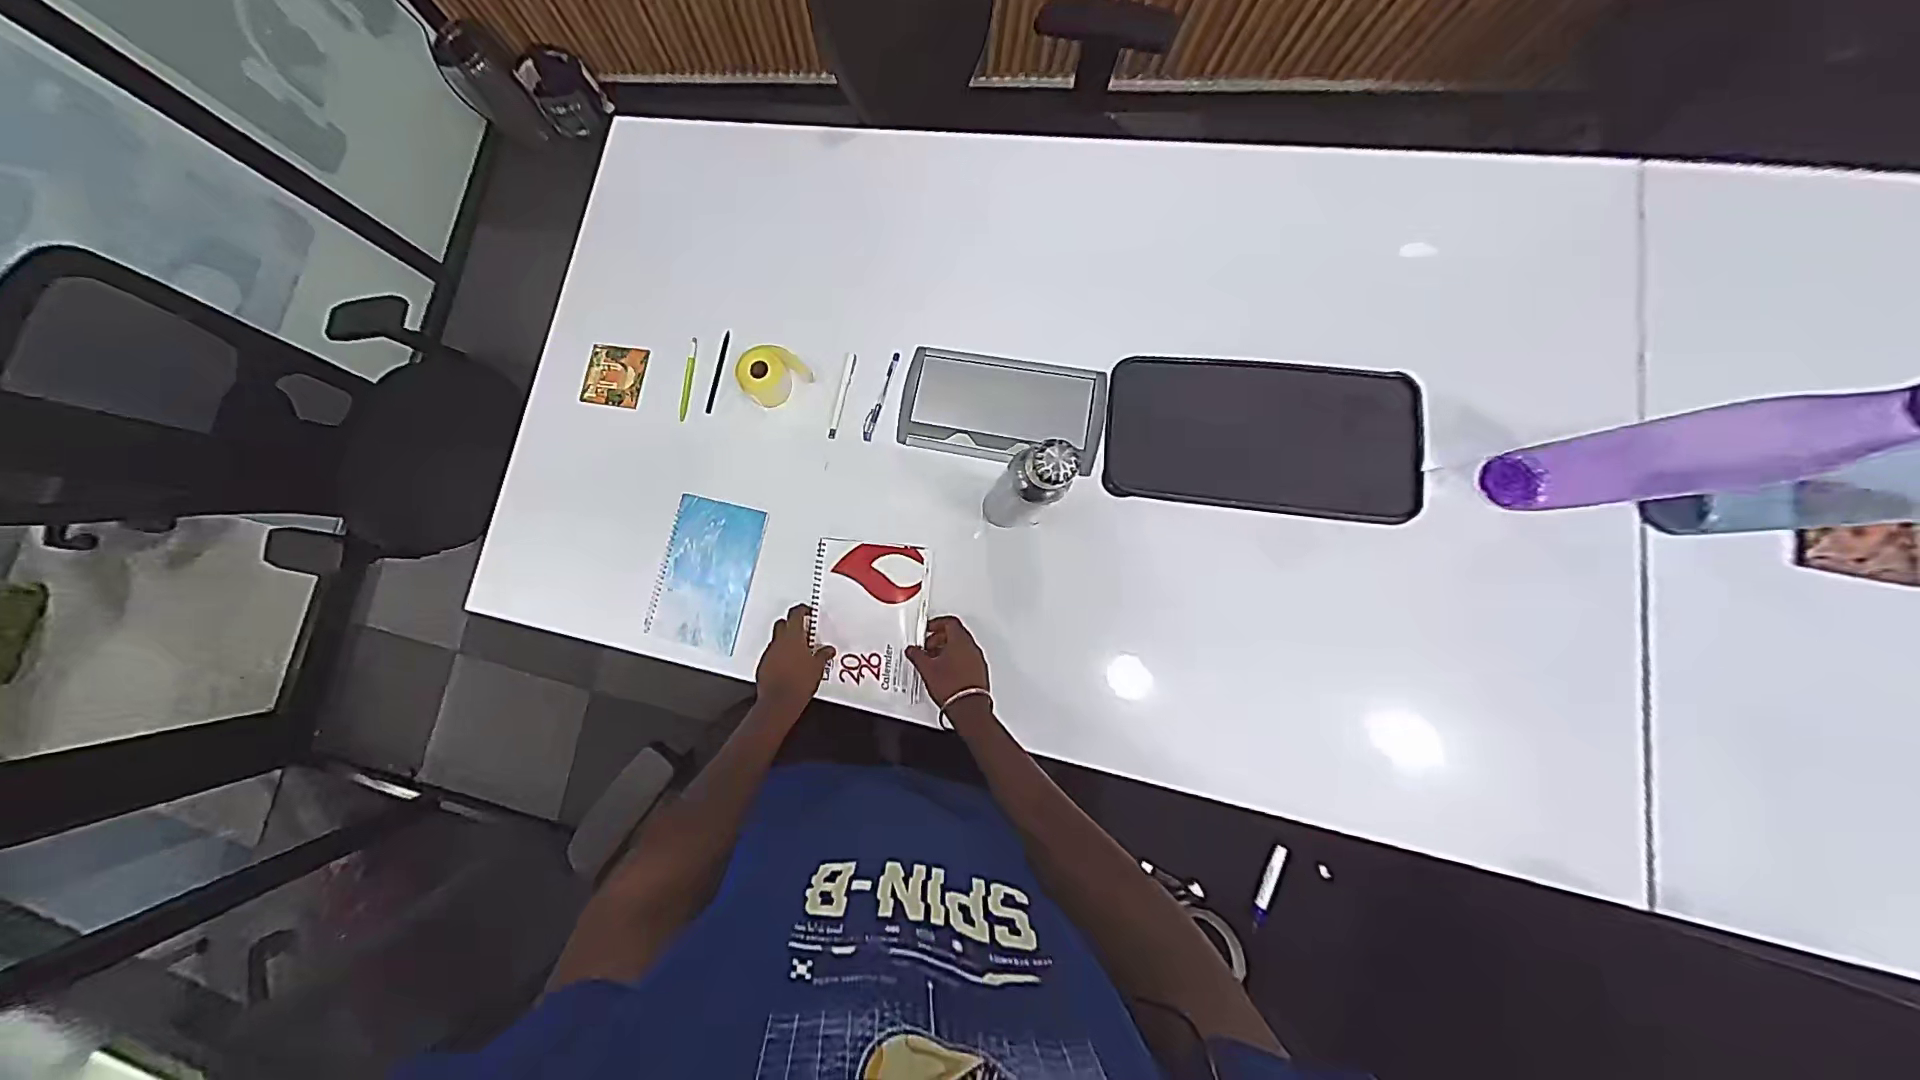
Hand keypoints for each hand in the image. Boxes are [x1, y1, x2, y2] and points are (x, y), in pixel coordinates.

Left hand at [756, 604, 833, 715]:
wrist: (780, 701)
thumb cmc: (799, 682)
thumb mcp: (817, 667)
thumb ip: (823, 655)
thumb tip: (828, 650)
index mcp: (793, 637)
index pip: (796, 613)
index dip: (802, 610)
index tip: (807, 612)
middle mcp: (779, 641)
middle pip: (783, 622)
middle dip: (792, 623)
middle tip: (804, 630)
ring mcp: (769, 652)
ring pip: (777, 638)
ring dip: (786, 640)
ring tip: (798, 650)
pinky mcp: (763, 664)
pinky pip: (772, 653)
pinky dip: (779, 654)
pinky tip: (789, 664)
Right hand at [905, 615, 989, 708]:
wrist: (967, 707)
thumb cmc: (952, 687)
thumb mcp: (927, 668)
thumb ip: (917, 655)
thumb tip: (912, 650)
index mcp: (960, 641)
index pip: (950, 622)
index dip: (937, 623)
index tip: (928, 628)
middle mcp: (971, 647)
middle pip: (956, 633)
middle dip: (940, 637)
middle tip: (928, 645)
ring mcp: (977, 659)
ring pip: (962, 646)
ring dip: (948, 649)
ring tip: (934, 659)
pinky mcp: (979, 671)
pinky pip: (967, 658)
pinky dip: (956, 659)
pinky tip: (946, 670)